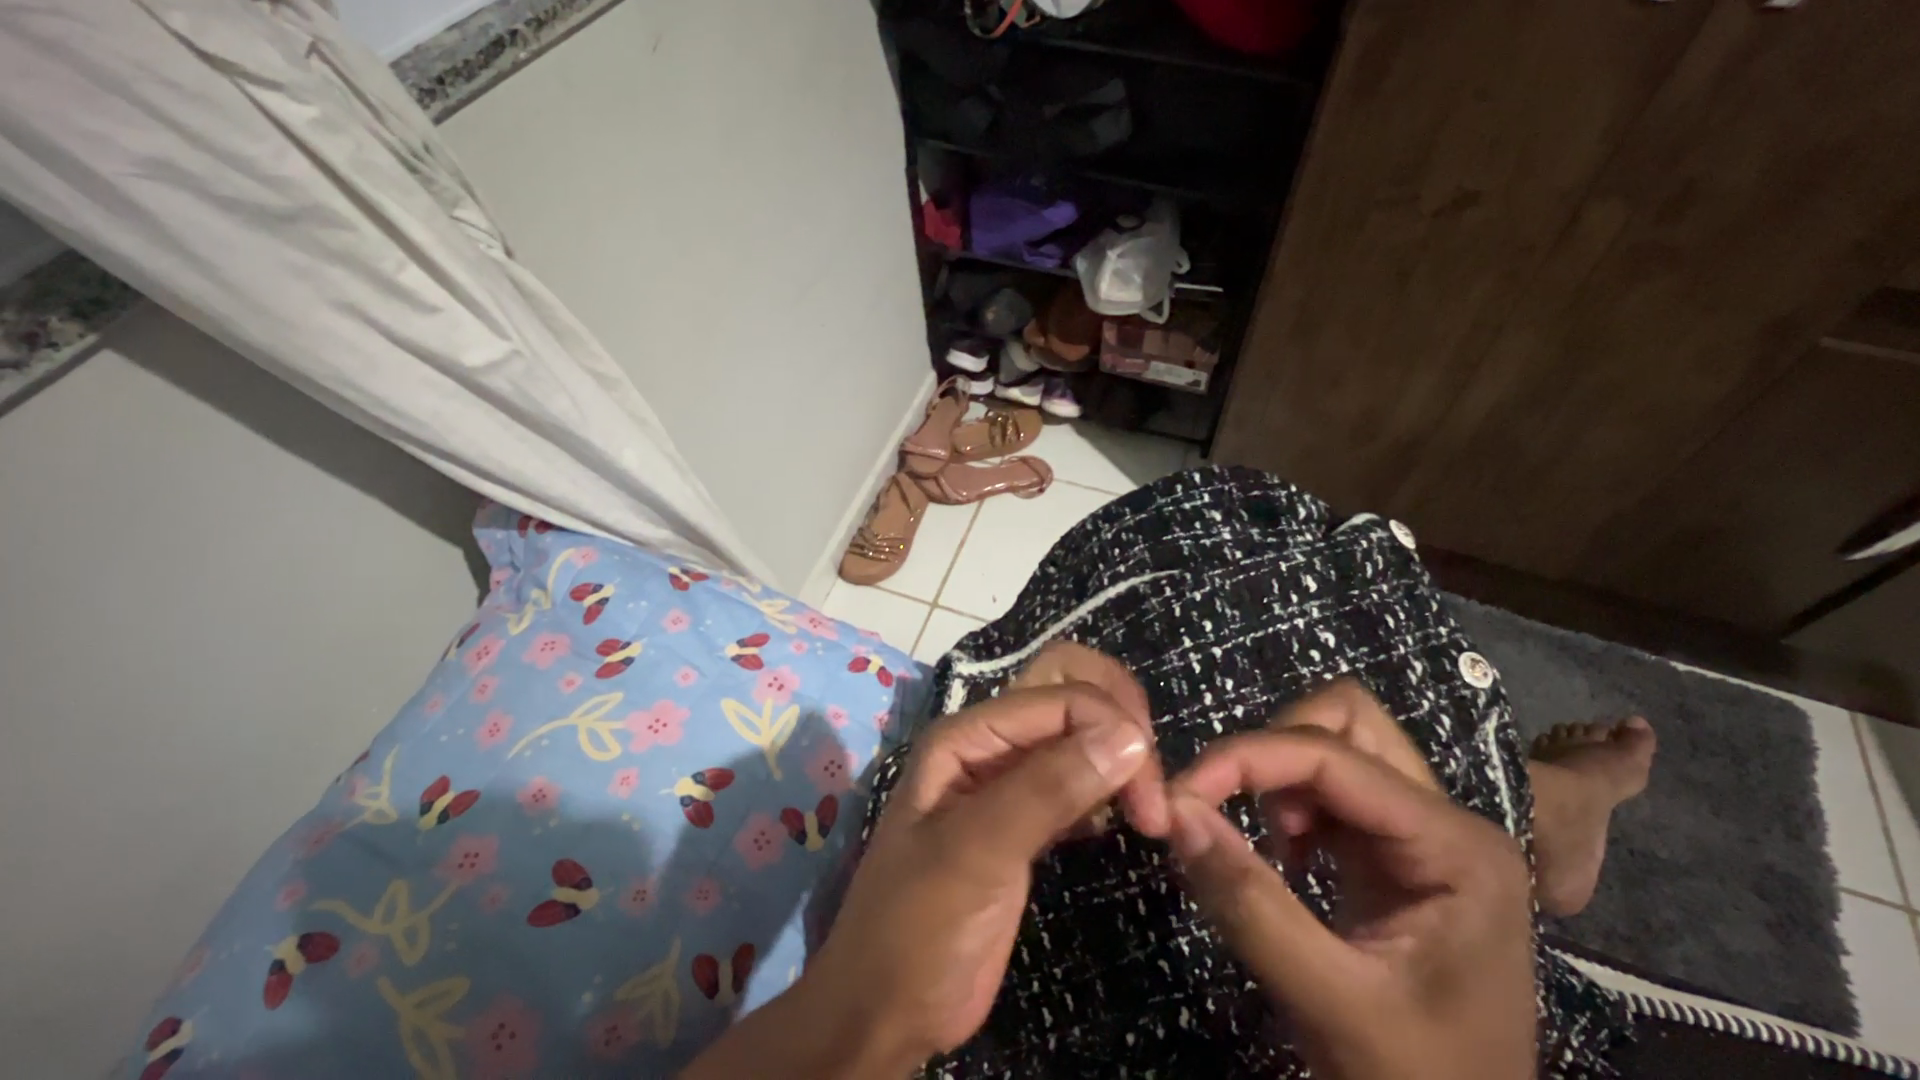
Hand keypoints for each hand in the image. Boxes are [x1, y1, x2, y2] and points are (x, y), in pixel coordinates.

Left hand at [682, 645, 1166, 1078]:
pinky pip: (1076, 785)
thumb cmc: (918, 927)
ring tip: (1149, 814)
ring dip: (1121, 761)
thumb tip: (1130, 735)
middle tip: (1153, 793)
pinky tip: (1125, 823)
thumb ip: (1048, 789)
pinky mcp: (1025, 827)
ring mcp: (1006, 787)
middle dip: (1121, 727)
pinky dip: (1107, 792)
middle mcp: (987, 749)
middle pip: (1070, 701)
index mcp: (966, 738)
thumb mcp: (976, 853)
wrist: (885, 1010)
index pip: (1061, 698)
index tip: (1151, 802)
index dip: (1114, 732)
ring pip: (1078, 743)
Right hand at [1166, 692, 1536, 1079]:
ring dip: (1280, 778)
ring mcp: (1423, 838)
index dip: (1247, 758)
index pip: (1335, 756)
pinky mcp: (1396, 859)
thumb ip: (1251, 905)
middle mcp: (1447, 822)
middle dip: (1273, 750)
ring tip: (1263, 845)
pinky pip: (1333, 795)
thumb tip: (1174, 813)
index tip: (1178, 797)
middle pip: (1349, 723)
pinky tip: (1281, 860)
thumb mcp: (1330, 1001)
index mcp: (1455, 846)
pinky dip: (1289, 807)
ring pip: (1339, 749)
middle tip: (1229, 808)